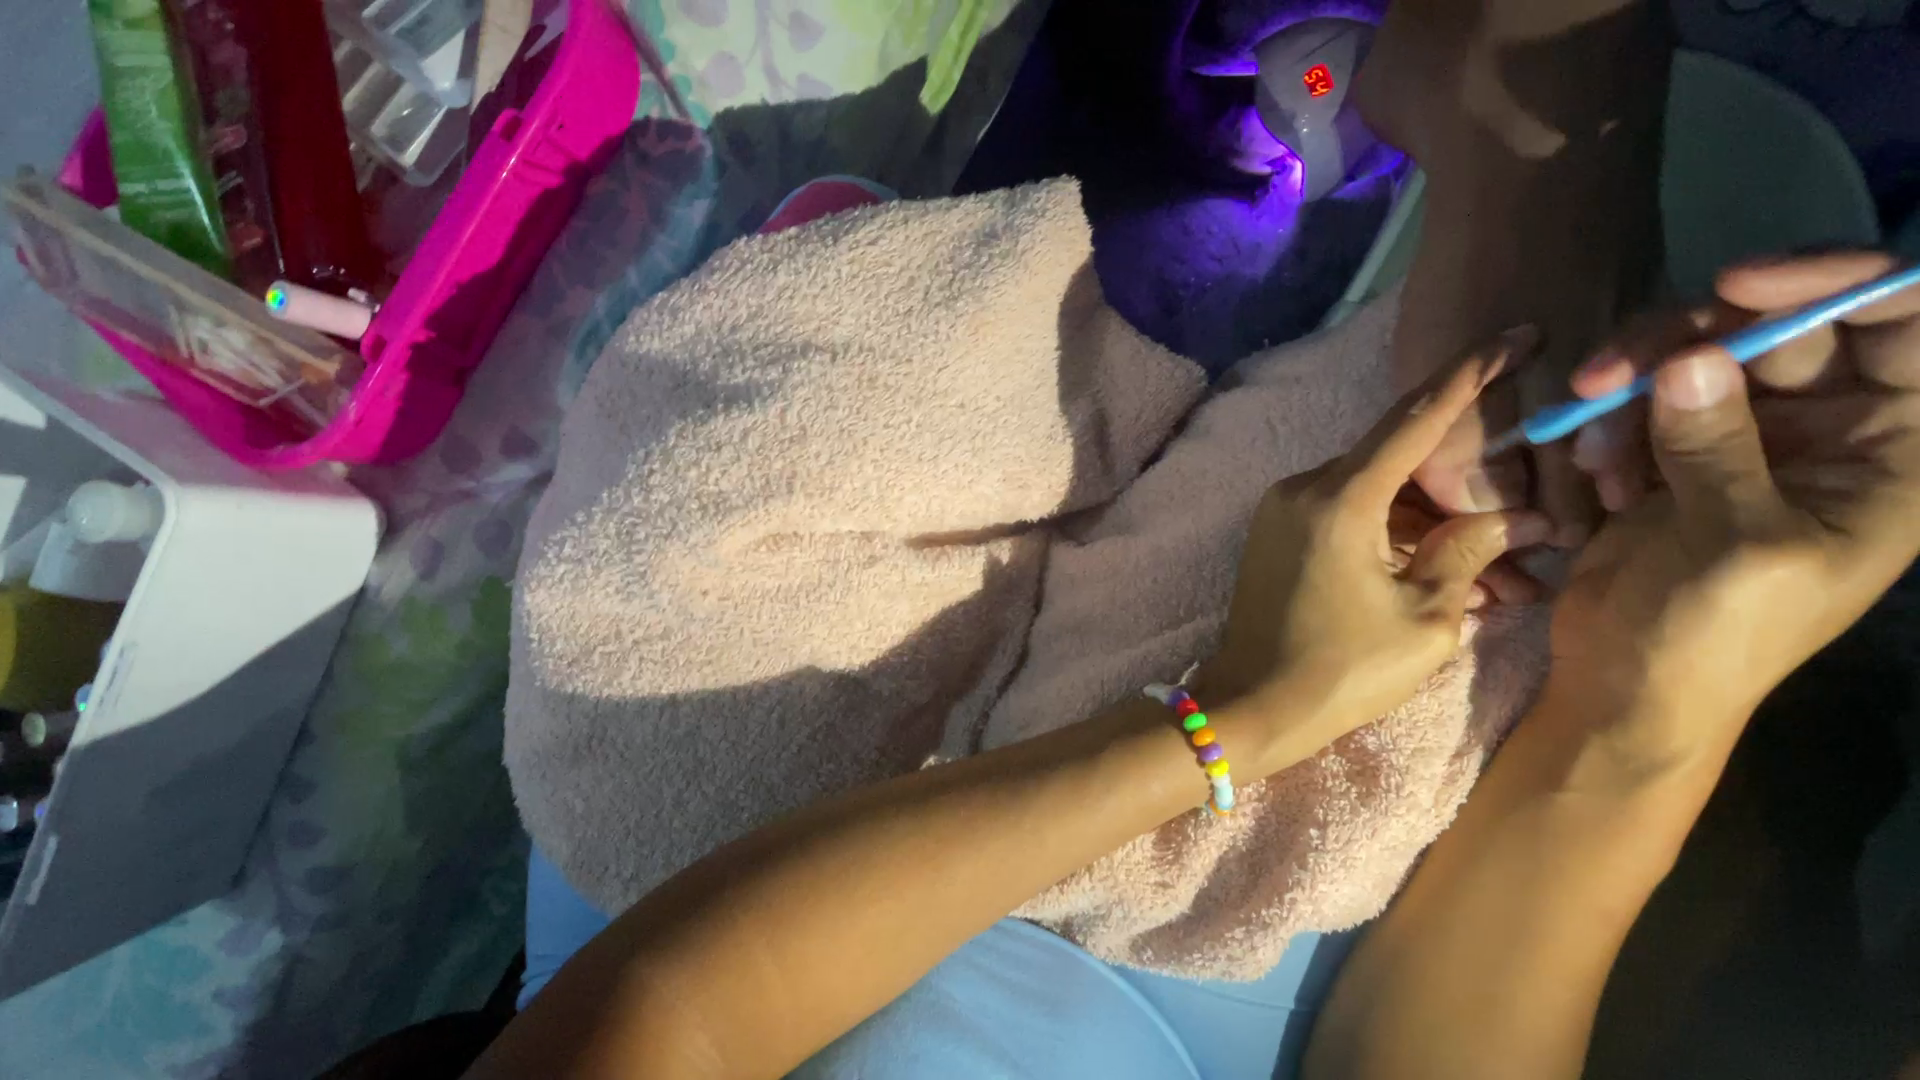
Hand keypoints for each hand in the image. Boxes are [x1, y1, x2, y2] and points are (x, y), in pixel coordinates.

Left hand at [1206, 329, 1553, 763]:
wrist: (1251, 704)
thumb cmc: (1341, 670)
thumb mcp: (1425, 618)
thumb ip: (1467, 553)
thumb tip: (1512, 519)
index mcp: (1339, 498)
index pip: (1416, 416)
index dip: (1472, 371)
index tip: (1517, 332)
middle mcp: (1304, 487)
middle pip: (1401, 459)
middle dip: (1469, 478)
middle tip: (1531, 494)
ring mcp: (1285, 508)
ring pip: (1379, 493)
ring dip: (1436, 518)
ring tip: (1506, 558)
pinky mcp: (1280, 531)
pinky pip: (1350, 514)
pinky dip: (1397, 531)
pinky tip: (1449, 562)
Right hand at [1548, 252, 1919, 764]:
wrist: (1627, 683)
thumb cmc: (1717, 635)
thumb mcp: (1739, 545)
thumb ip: (1720, 449)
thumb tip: (1686, 360)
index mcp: (1895, 450)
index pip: (1904, 325)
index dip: (1833, 285)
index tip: (1734, 288)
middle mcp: (1826, 431)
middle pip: (1774, 333)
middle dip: (1683, 344)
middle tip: (1600, 377)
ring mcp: (1740, 442)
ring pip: (1692, 360)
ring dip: (1627, 392)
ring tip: (1587, 450)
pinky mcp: (1667, 456)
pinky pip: (1637, 404)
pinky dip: (1605, 429)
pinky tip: (1594, 476)